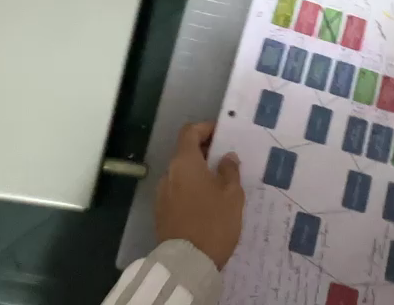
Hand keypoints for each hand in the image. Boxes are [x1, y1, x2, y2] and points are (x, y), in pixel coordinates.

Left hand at [156, 121, 245, 269]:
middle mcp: (169, 174)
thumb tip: (227, 157)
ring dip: (197, 174)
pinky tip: (206, 204)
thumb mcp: (232, 194)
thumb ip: (230, 170)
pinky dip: (191, 191)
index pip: (190, 132)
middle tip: (225, 162)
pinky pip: (178, 193)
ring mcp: (162, 195)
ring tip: (218, 186)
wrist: (187, 265)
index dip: (205, 129)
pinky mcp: (162, 214)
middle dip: (205, 154)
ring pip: (182, 175)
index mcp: (185, 162)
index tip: (222, 135)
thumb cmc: (213, 221)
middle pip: (185, 153)